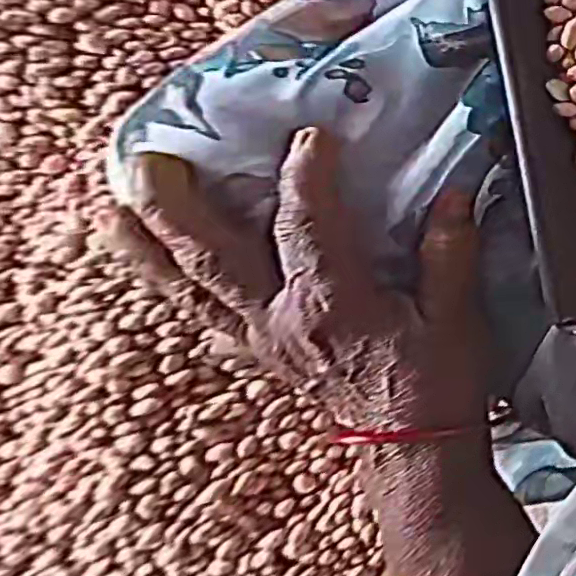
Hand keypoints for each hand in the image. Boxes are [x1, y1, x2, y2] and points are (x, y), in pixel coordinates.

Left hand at [107, 126, 486, 432]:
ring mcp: (261, 337)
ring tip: (118, 203)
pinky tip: (158, 266)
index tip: (310, 136)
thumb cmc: (438, 375)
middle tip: (152, 159)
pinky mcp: (261, 349)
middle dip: (175, 205)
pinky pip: (201, 313)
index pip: (306, 227)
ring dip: (147, 243)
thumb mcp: (458, 311)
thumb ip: (451, 251)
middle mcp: (280, 318)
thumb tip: (453, 195)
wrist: (410, 439)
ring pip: (188, 286)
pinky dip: (171, 285)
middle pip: (212, 257)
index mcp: (333, 303)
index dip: (306, 177)